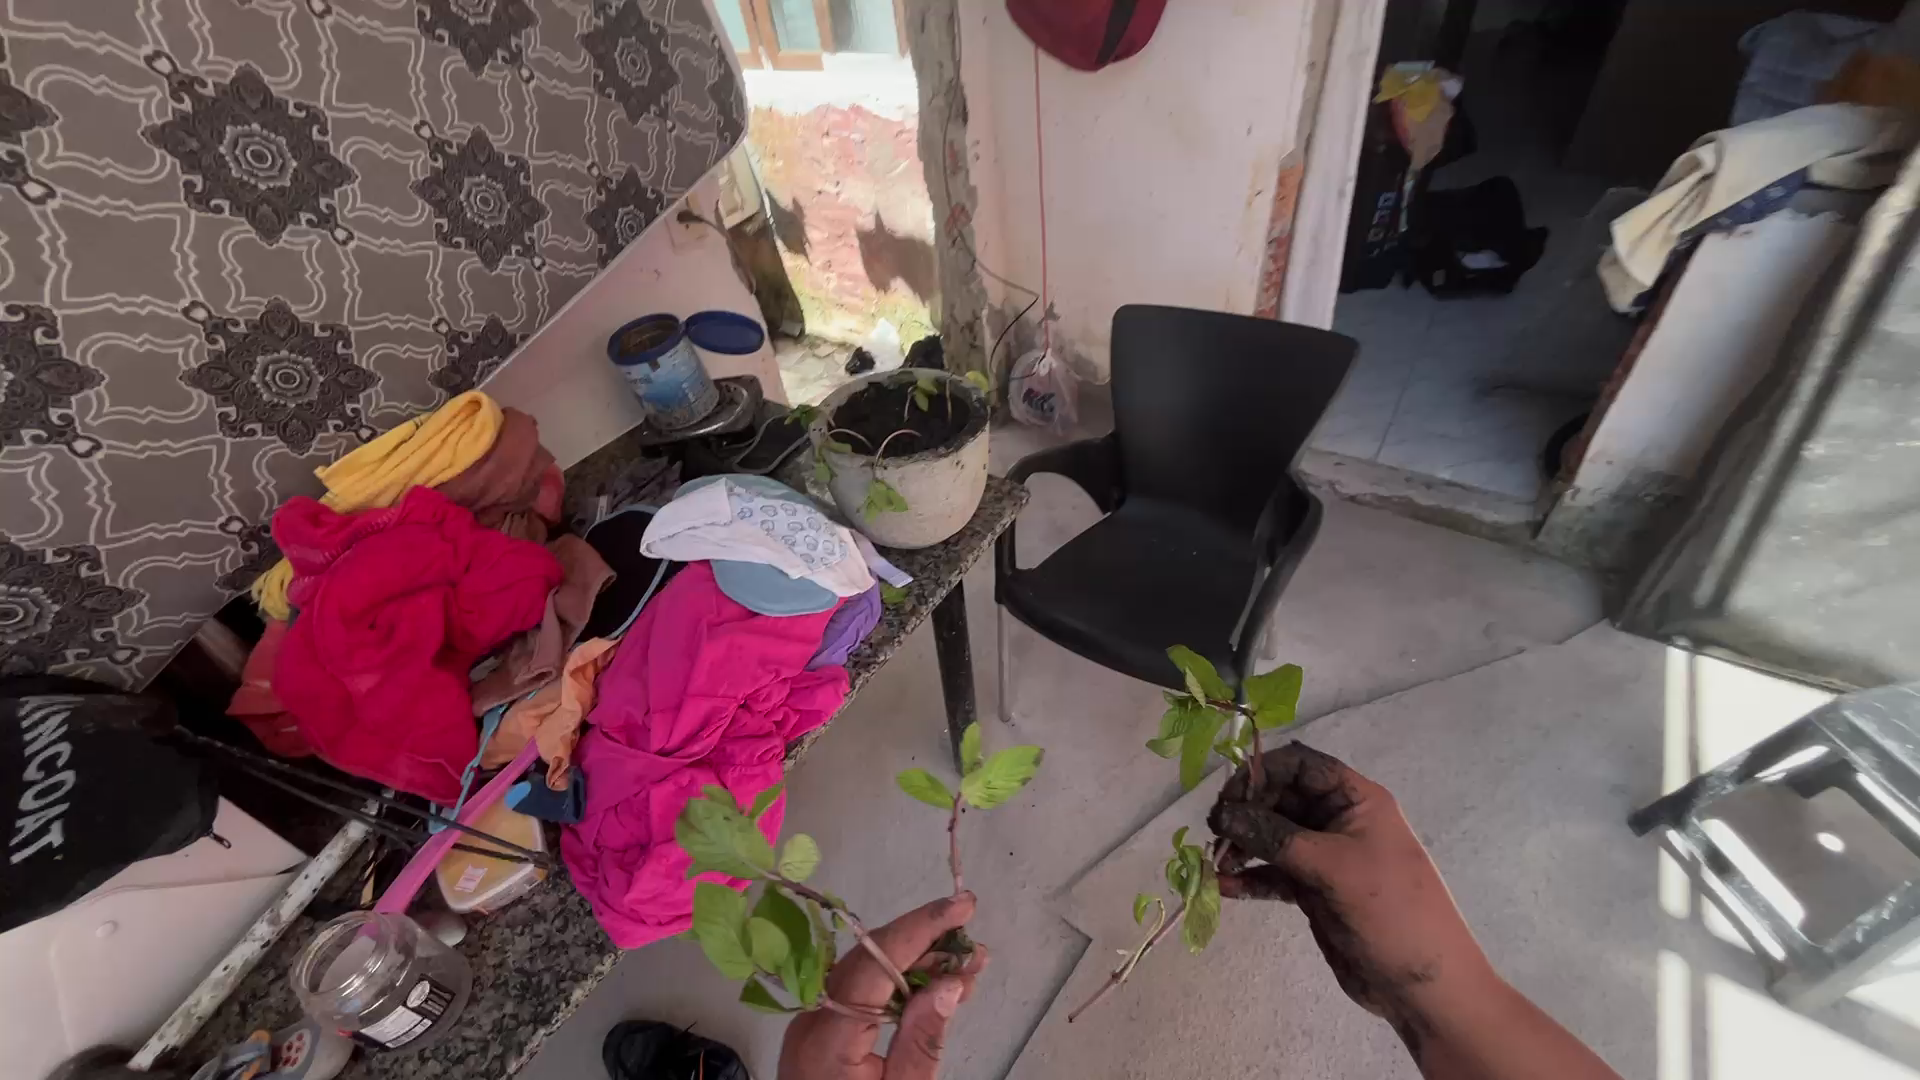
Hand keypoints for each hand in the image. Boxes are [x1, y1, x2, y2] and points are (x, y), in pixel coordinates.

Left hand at [778, 893, 987, 1079]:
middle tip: (975, 941)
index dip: (921, 926)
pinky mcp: (820, 1030)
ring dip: (920, 962)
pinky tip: (938, 986)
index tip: (963, 906)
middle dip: (927, 941)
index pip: (875, 962)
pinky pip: (864, 991)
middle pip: (872, 958)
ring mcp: (813, 1022)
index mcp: (827, 1039)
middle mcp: (813, 1018)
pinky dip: (902, 983)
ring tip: (970, 966)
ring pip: (870, 969)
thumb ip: (923, 1042)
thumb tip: (951, 980)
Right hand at [1207, 742, 1496, 1028]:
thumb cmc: (1393, 913)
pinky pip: (1271, 871)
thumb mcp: (1333, 868)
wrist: (1429, 994)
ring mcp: (1324, 855)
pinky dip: (1249, 876)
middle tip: (1217, 834)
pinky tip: (1226, 888)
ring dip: (1241, 845)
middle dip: (1244, 812)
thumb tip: (1220, 814)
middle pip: (1277, 797)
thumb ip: (1272, 836)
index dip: (1261, 772)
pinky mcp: (1312, 888)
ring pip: (1269, 834)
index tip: (1231, 797)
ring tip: (1218, 864)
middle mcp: (1337, 819)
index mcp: (1355, 799)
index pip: (1298, 764)